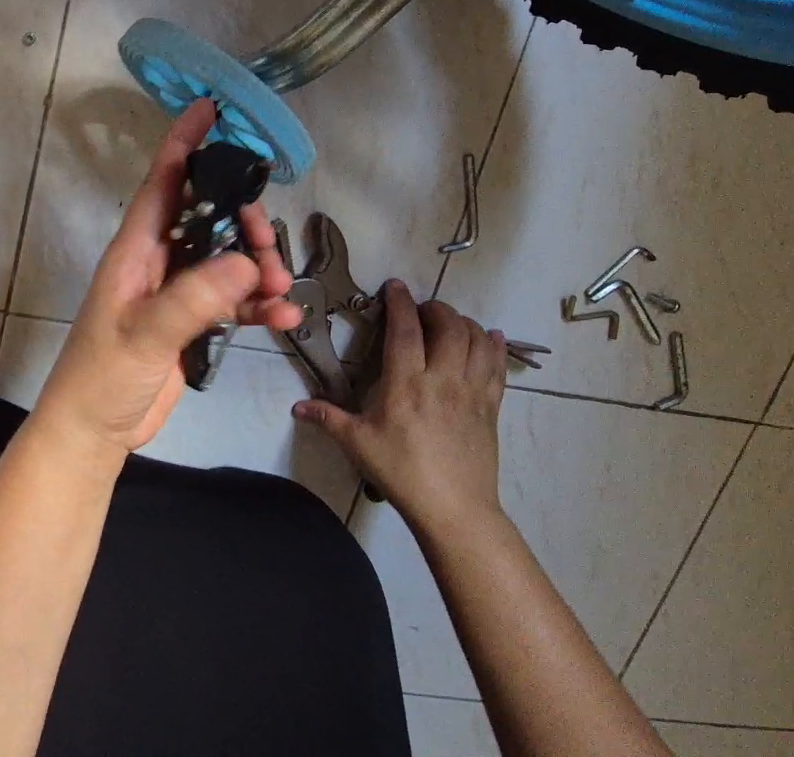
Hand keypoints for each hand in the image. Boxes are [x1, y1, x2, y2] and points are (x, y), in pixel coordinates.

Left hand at [30, 100, 303, 456]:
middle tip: (267, 245)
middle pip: (207, 220)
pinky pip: (231, 302)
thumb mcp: (144, 335)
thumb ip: (193, 299)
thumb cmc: (103, 375)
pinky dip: (257, 306)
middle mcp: (155, 263)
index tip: (209, 109)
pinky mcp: (189, 324)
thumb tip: (246, 264)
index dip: (183, 144)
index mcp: (133, 252)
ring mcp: (173, 293)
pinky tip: (284, 320)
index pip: (161, 184)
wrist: (94, 428)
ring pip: (224, 260)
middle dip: (242, 222)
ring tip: (281, 290)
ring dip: (256, 268)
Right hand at [294, 281, 507, 530]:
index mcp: (407, 383)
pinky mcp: (491, 407)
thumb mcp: (357, 443)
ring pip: (476, 340)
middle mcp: (443, 379)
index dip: (400, 303)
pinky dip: (493, 345)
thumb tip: (297, 407)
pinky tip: (489, 337)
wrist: (454, 507)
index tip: (394, 285)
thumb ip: (328, 418)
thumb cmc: (401, 471)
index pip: (406, 330)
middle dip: (435, 309)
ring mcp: (472, 391)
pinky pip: (497, 365)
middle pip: (449, 327)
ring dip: (463, 322)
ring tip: (448, 320)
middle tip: (420, 308)